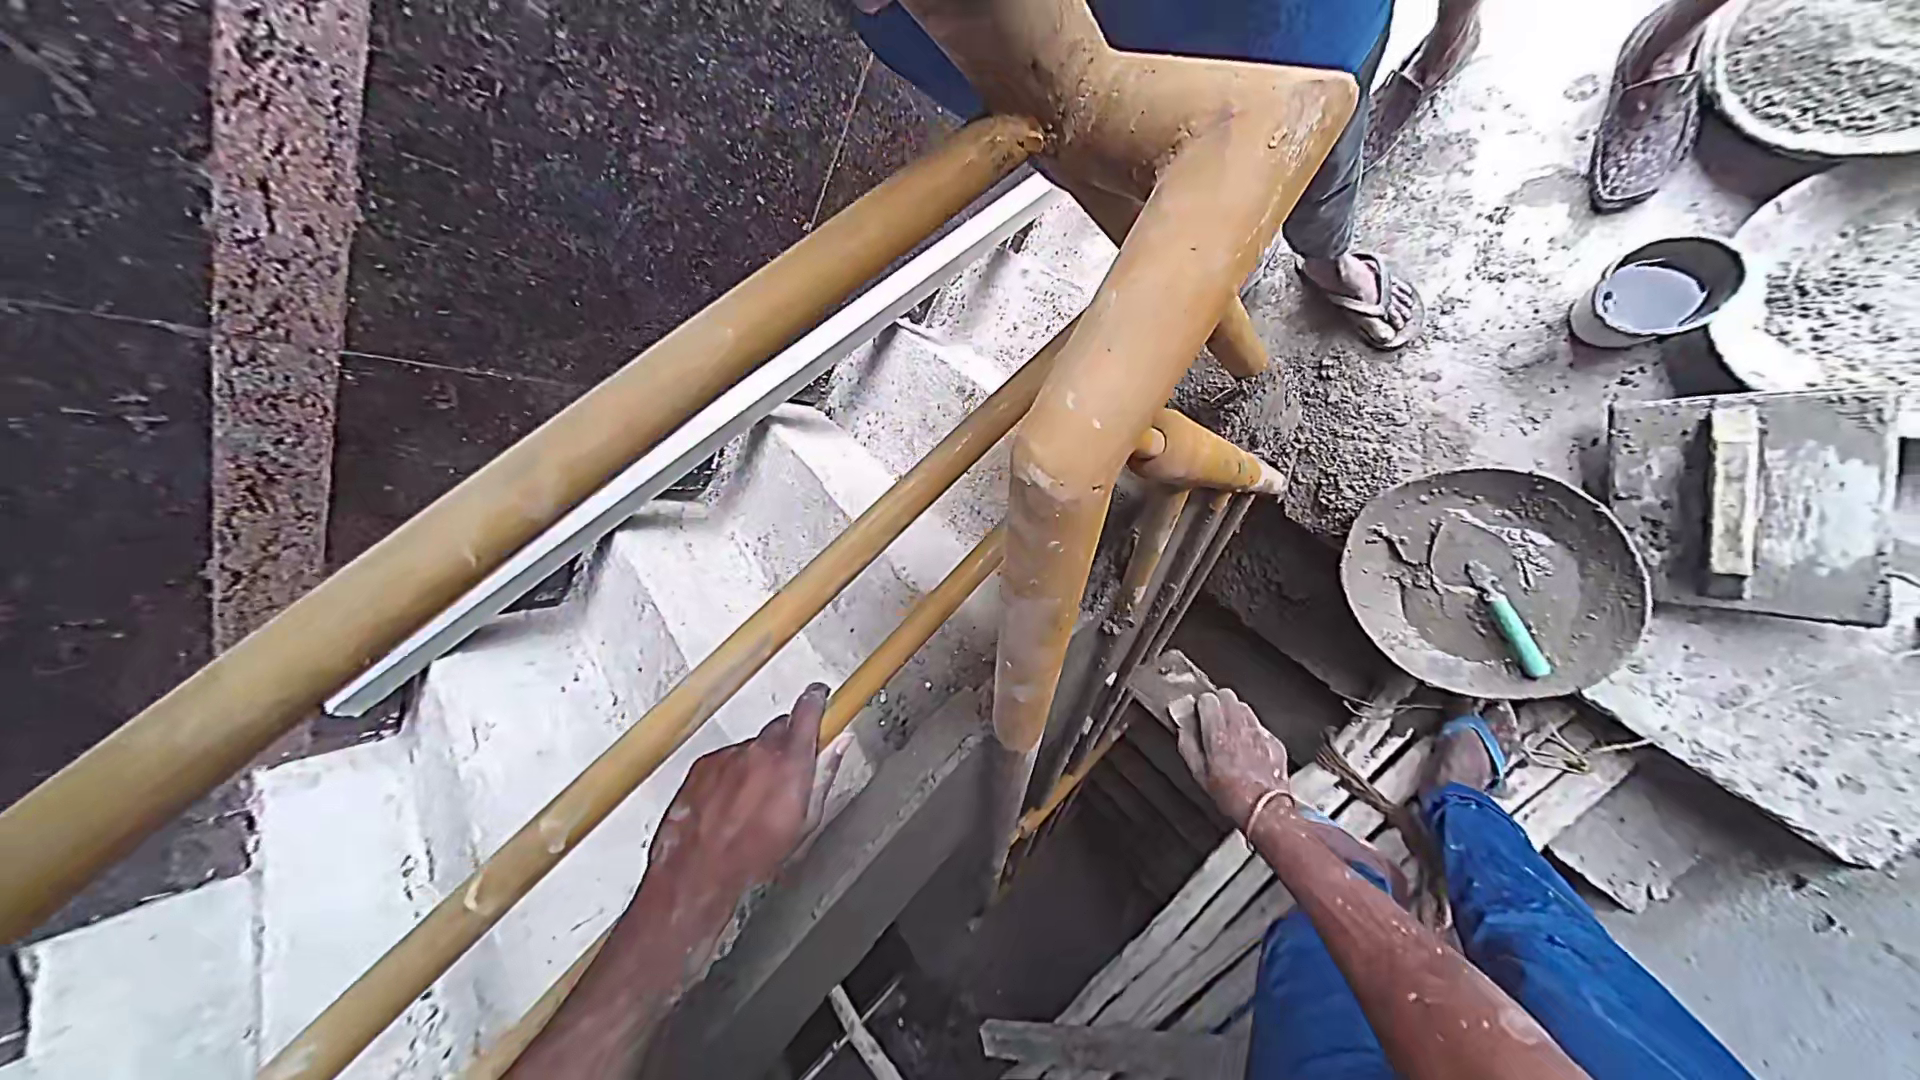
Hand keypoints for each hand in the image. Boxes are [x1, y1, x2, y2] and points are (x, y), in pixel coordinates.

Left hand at [642, 683, 844, 918]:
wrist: (697, 874)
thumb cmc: (753, 857)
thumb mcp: (806, 821)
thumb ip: (825, 774)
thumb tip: (840, 746)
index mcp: (791, 760)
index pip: (808, 709)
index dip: (816, 699)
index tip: (820, 696)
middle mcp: (760, 750)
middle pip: (780, 728)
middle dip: (787, 744)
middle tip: (787, 773)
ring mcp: (729, 755)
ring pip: (751, 748)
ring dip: (756, 765)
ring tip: (751, 803)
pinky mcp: (703, 765)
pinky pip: (724, 760)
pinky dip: (729, 776)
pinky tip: (727, 805)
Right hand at [1172, 689, 1290, 829]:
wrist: (1265, 809)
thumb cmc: (1231, 794)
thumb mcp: (1198, 772)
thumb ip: (1187, 744)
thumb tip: (1182, 727)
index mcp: (1217, 734)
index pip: (1208, 699)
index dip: (1201, 703)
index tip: (1199, 711)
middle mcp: (1239, 728)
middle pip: (1228, 696)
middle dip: (1219, 701)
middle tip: (1214, 714)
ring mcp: (1259, 733)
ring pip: (1245, 707)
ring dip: (1235, 712)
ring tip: (1230, 727)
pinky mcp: (1274, 742)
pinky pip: (1260, 725)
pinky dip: (1252, 729)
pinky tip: (1248, 743)